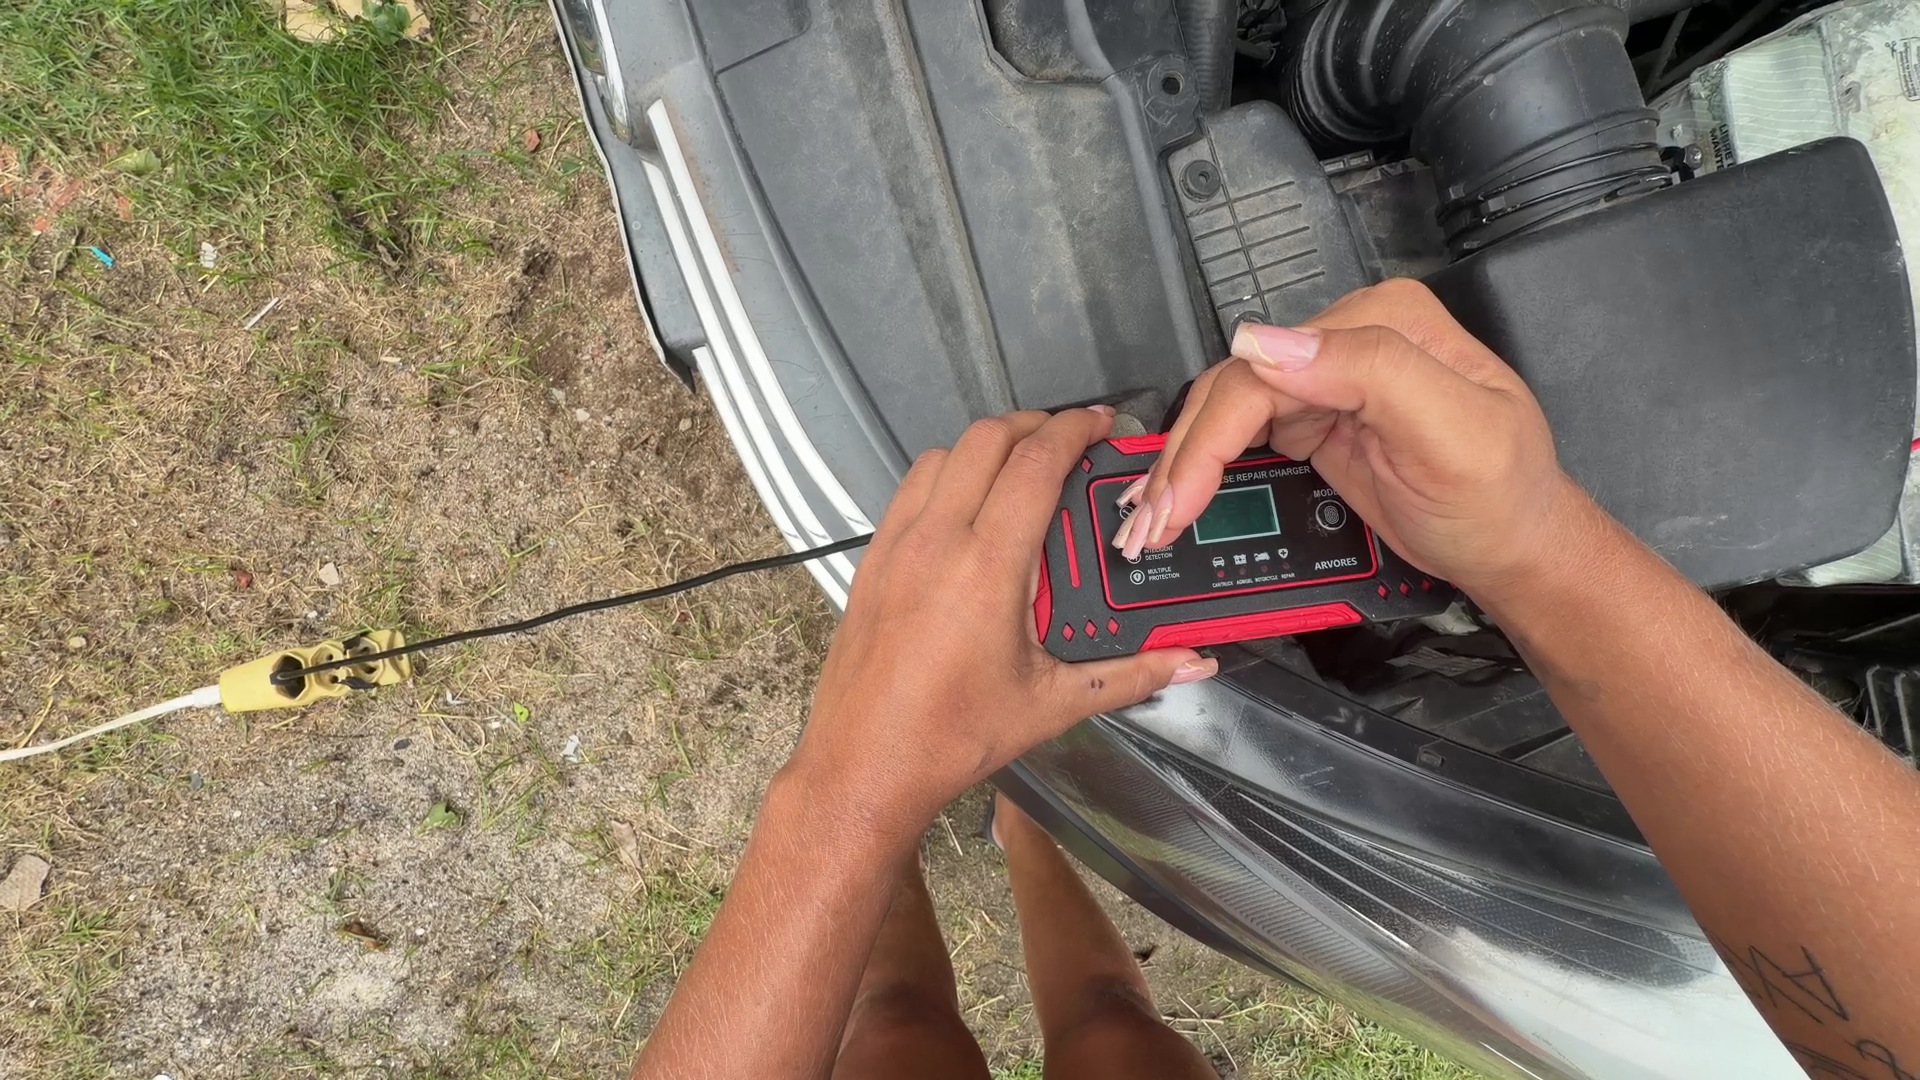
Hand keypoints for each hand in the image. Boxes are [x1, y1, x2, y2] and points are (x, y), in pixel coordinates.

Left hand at [789, 407, 1216, 837]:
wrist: (864, 762)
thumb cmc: (952, 736)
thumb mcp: (1051, 703)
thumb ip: (1130, 673)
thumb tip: (1191, 660)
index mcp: (986, 566)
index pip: (1035, 463)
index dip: (1074, 430)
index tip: (1099, 425)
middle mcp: (935, 540)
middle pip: (987, 439)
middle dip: (1034, 424)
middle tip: (1070, 440)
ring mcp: (895, 544)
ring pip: (942, 454)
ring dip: (986, 446)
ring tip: (1021, 467)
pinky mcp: (872, 558)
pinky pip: (910, 488)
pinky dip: (946, 473)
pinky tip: (967, 507)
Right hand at [1117, 279, 1586, 599]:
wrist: (1506, 543)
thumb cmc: (1496, 497)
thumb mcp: (1455, 433)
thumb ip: (1369, 371)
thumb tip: (1262, 341)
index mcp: (1378, 325)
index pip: (1261, 374)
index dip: (1208, 440)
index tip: (1177, 502)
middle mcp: (1341, 342)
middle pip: (1230, 393)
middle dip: (1182, 460)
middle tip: (1150, 521)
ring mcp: (1319, 380)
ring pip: (1221, 414)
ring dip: (1180, 467)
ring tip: (1152, 517)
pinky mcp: (1305, 417)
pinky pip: (1235, 435)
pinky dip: (1200, 467)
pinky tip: (1176, 490)